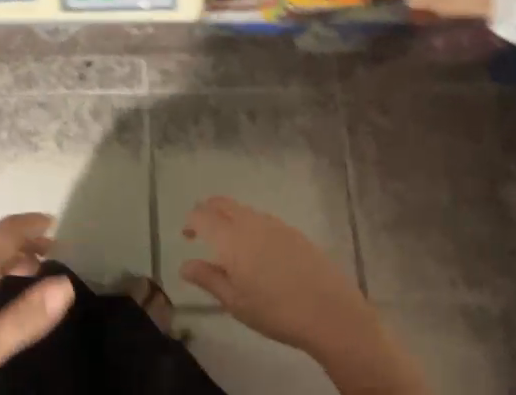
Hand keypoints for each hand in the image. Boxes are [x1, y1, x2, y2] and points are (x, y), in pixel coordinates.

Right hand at [179, 196, 373, 357]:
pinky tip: (258, 251)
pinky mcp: (294, 232)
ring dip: (230, 217)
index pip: (202, 216)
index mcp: (231, 238)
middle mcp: (250, 223)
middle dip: (208, 211)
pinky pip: (263, 219)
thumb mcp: (235, 302)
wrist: (331, 313)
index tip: (187, 236)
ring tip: (230, 243)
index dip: (190, 222)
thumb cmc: (275, 311)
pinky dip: (251, 225)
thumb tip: (185, 265)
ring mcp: (275, 225)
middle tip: (202, 230)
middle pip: (222, 203)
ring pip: (243, 210)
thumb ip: (208, 279)